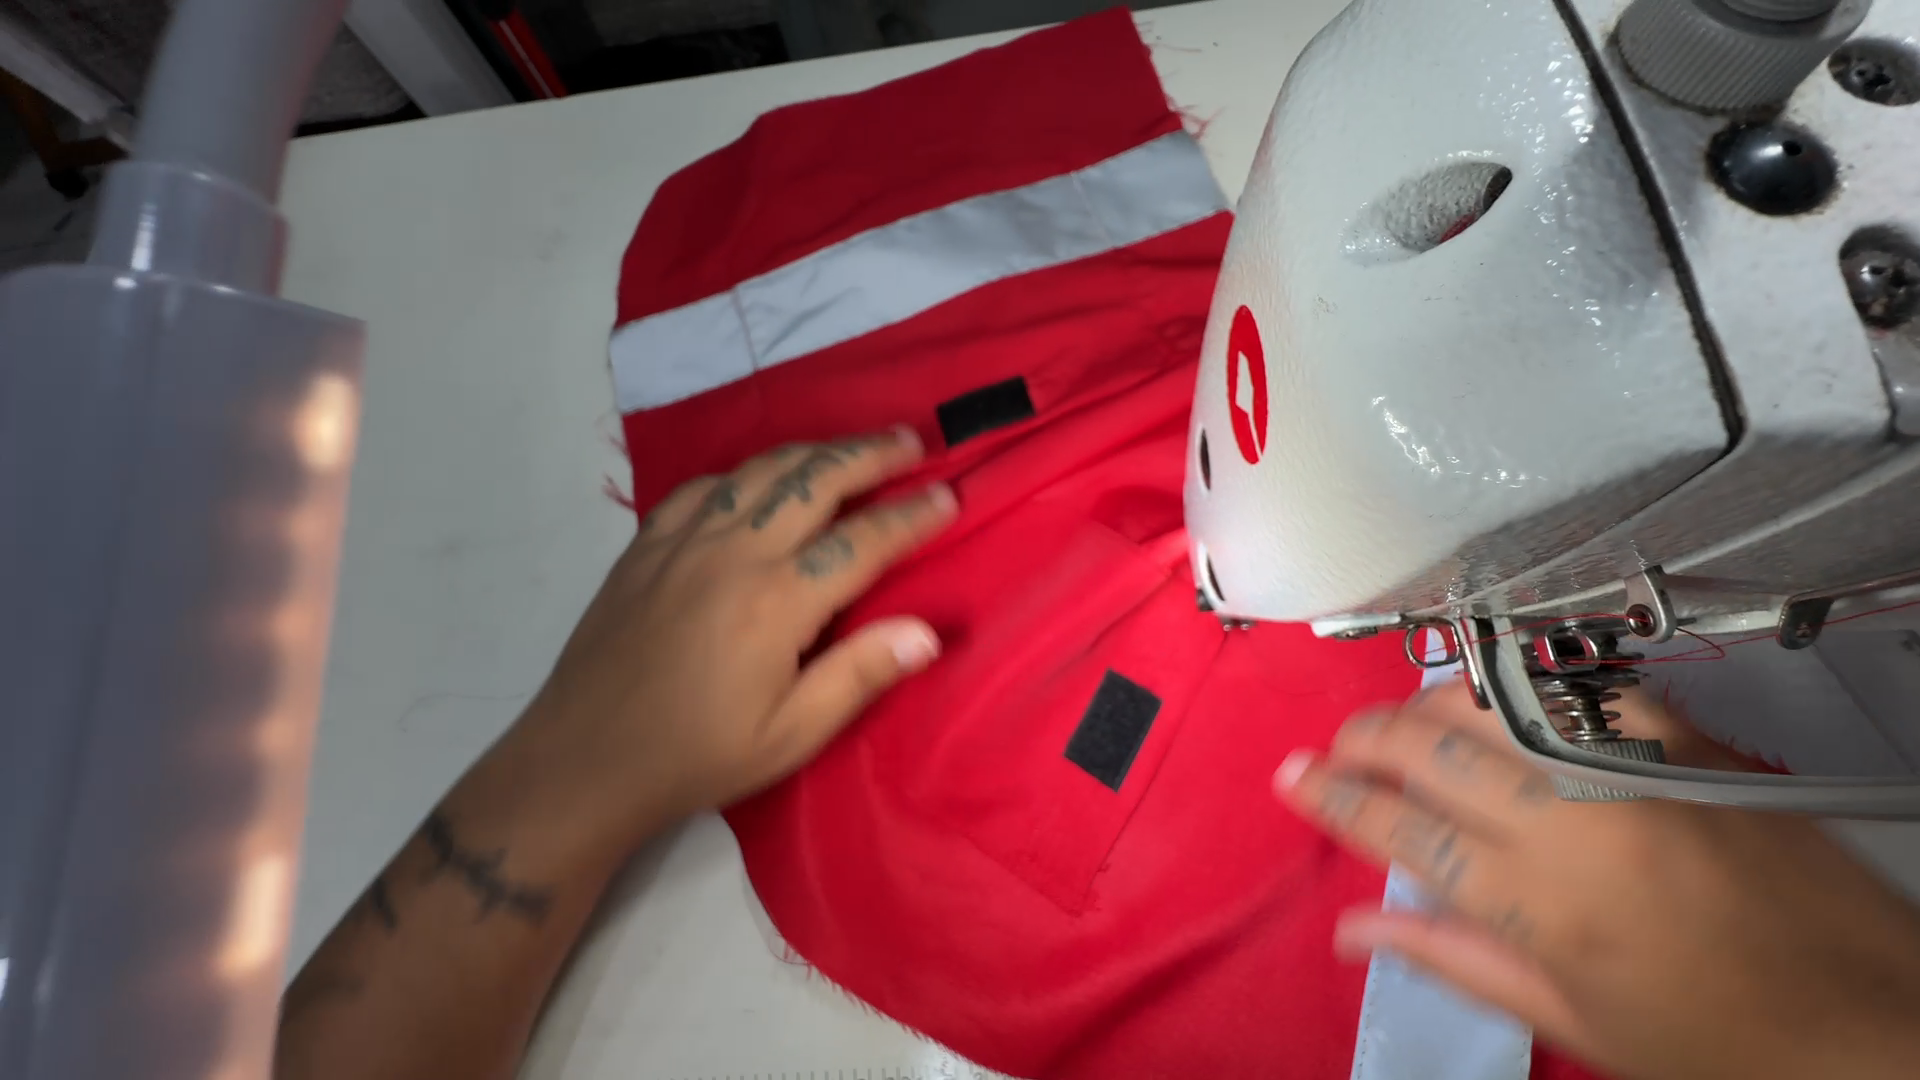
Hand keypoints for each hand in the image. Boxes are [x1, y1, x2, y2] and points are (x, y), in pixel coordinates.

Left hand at [498, 427, 956, 853]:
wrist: (582, 761)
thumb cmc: (698, 755)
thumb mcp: (791, 735)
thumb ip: (860, 674)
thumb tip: (929, 631)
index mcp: (776, 601)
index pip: (862, 541)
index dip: (911, 516)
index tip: (949, 496)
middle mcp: (733, 553)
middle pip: (814, 481)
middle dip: (869, 455)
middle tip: (909, 440)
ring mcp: (684, 541)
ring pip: (761, 470)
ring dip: (815, 451)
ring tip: (852, 447)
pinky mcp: (647, 544)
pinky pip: (704, 487)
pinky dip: (747, 472)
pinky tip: (761, 478)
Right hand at [1275, 680, 1919, 1079]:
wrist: (1894, 1033)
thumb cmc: (1717, 1046)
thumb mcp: (1571, 1023)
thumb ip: (1446, 957)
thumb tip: (1349, 929)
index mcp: (1542, 903)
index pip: (1396, 829)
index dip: (1329, 797)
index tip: (1290, 774)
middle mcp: (1575, 821)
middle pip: (1425, 748)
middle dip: (1360, 741)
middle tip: (1338, 752)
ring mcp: (1630, 769)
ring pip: (1481, 699)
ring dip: (1422, 709)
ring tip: (1406, 734)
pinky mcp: (1680, 740)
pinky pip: (1563, 688)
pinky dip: (1508, 696)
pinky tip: (1494, 716)